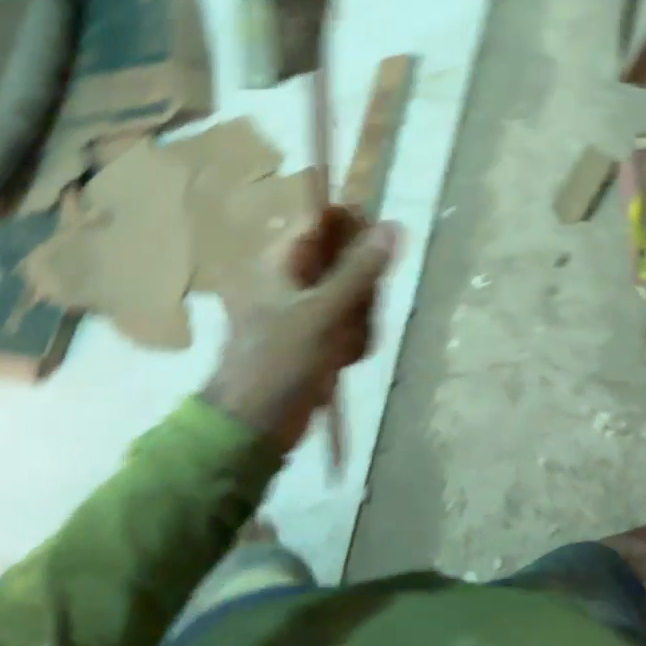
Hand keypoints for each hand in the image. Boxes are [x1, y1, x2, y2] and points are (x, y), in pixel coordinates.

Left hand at [201, 206, 398, 449]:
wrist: (253, 426)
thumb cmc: (279, 360)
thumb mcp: (324, 310)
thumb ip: (360, 268)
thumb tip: (392, 225)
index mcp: (281, 262)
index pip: (323, 219)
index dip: (354, 225)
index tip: (381, 245)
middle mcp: (293, 278)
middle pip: (347, 257)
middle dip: (363, 287)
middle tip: (361, 310)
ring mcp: (305, 308)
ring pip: (355, 291)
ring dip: (360, 317)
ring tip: (348, 344)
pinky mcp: (315, 335)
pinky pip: (351, 321)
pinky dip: (353, 338)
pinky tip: (345, 360)